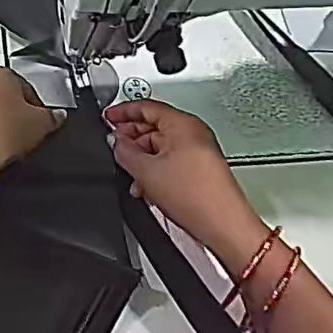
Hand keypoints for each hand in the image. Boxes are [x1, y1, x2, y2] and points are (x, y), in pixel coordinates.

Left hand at [0, 67, 65, 183]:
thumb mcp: (42, 124)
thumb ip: (54, 116)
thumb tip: (57, 116)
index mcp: (1, 73)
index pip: (29, 89)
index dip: (40, 109)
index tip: (43, 121)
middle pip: (9, 99)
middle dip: (20, 116)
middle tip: (29, 132)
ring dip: (4, 126)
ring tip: (12, 143)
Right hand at [106, 100, 266, 256]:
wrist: (224, 226)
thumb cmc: (198, 197)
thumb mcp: (146, 171)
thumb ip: (124, 151)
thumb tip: (115, 142)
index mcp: (183, 124)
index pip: (146, 106)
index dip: (122, 111)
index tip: (108, 116)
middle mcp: (194, 133)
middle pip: (153, 125)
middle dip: (130, 136)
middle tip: (114, 144)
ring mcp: (198, 151)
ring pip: (160, 145)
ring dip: (141, 157)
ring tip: (129, 170)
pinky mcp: (200, 169)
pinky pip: (170, 160)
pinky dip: (154, 168)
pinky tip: (145, 184)